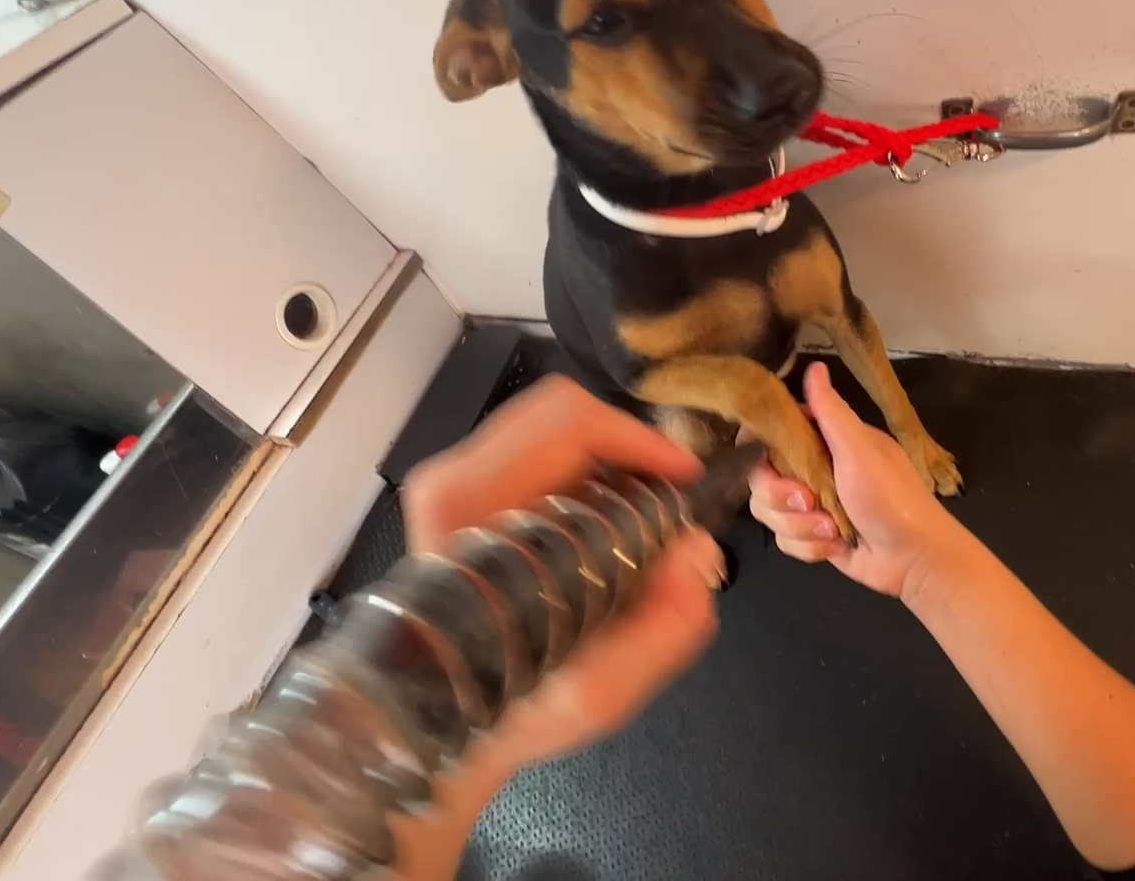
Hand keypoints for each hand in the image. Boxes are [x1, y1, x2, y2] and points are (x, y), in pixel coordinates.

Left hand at [401, 375, 721, 769]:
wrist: (438, 725)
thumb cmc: (514, 709)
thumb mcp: (599, 691)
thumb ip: (664, 628)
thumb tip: (696, 548)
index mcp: (473, 516)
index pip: (566, 426)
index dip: (639, 439)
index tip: (685, 476)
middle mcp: (454, 481)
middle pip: (560, 408)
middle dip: (629, 442)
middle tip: (668, 491)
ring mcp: (453, 478)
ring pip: (552, 420)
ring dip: (610, 454)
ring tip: (642, 507)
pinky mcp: (462, 484)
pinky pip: (541, 442)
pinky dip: (588, 465)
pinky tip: (604, 517)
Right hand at [746, 361, 969, 599]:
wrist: (914, 559)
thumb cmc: (892, 498)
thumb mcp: (860, 450)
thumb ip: (831, 412)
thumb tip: (815, 366)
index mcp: (822, 441)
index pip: (769, 435)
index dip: (758, 450)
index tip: (766, 463)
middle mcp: (811, 469)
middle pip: (760, 479)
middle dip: (781, 497)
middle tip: (809, 502)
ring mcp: (809, 505)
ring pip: (769, 514)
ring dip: (800, 527)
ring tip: (833, 531)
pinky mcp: (810, 536)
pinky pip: (785, 541)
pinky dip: (810, 548)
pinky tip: (836, 546)